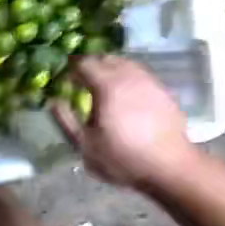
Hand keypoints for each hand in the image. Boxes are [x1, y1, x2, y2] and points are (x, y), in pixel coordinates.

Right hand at [51, 56, 197, 188]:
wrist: (170, 168)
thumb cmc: (122, 159)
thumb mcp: (85, 145)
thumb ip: (65, 120)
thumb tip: (53, 101)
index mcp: (107, 85)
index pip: (83, 63)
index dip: (70, 68)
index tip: (64, 80)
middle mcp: (129, 76)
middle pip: (105, 58)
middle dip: (90, 66)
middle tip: (81, 82)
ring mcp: (150, 81)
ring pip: (126, 64)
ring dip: (110, 70)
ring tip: (103, 88)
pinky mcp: (164, 91)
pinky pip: (140, 75)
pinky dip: (128, 79)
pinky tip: (126, 98)